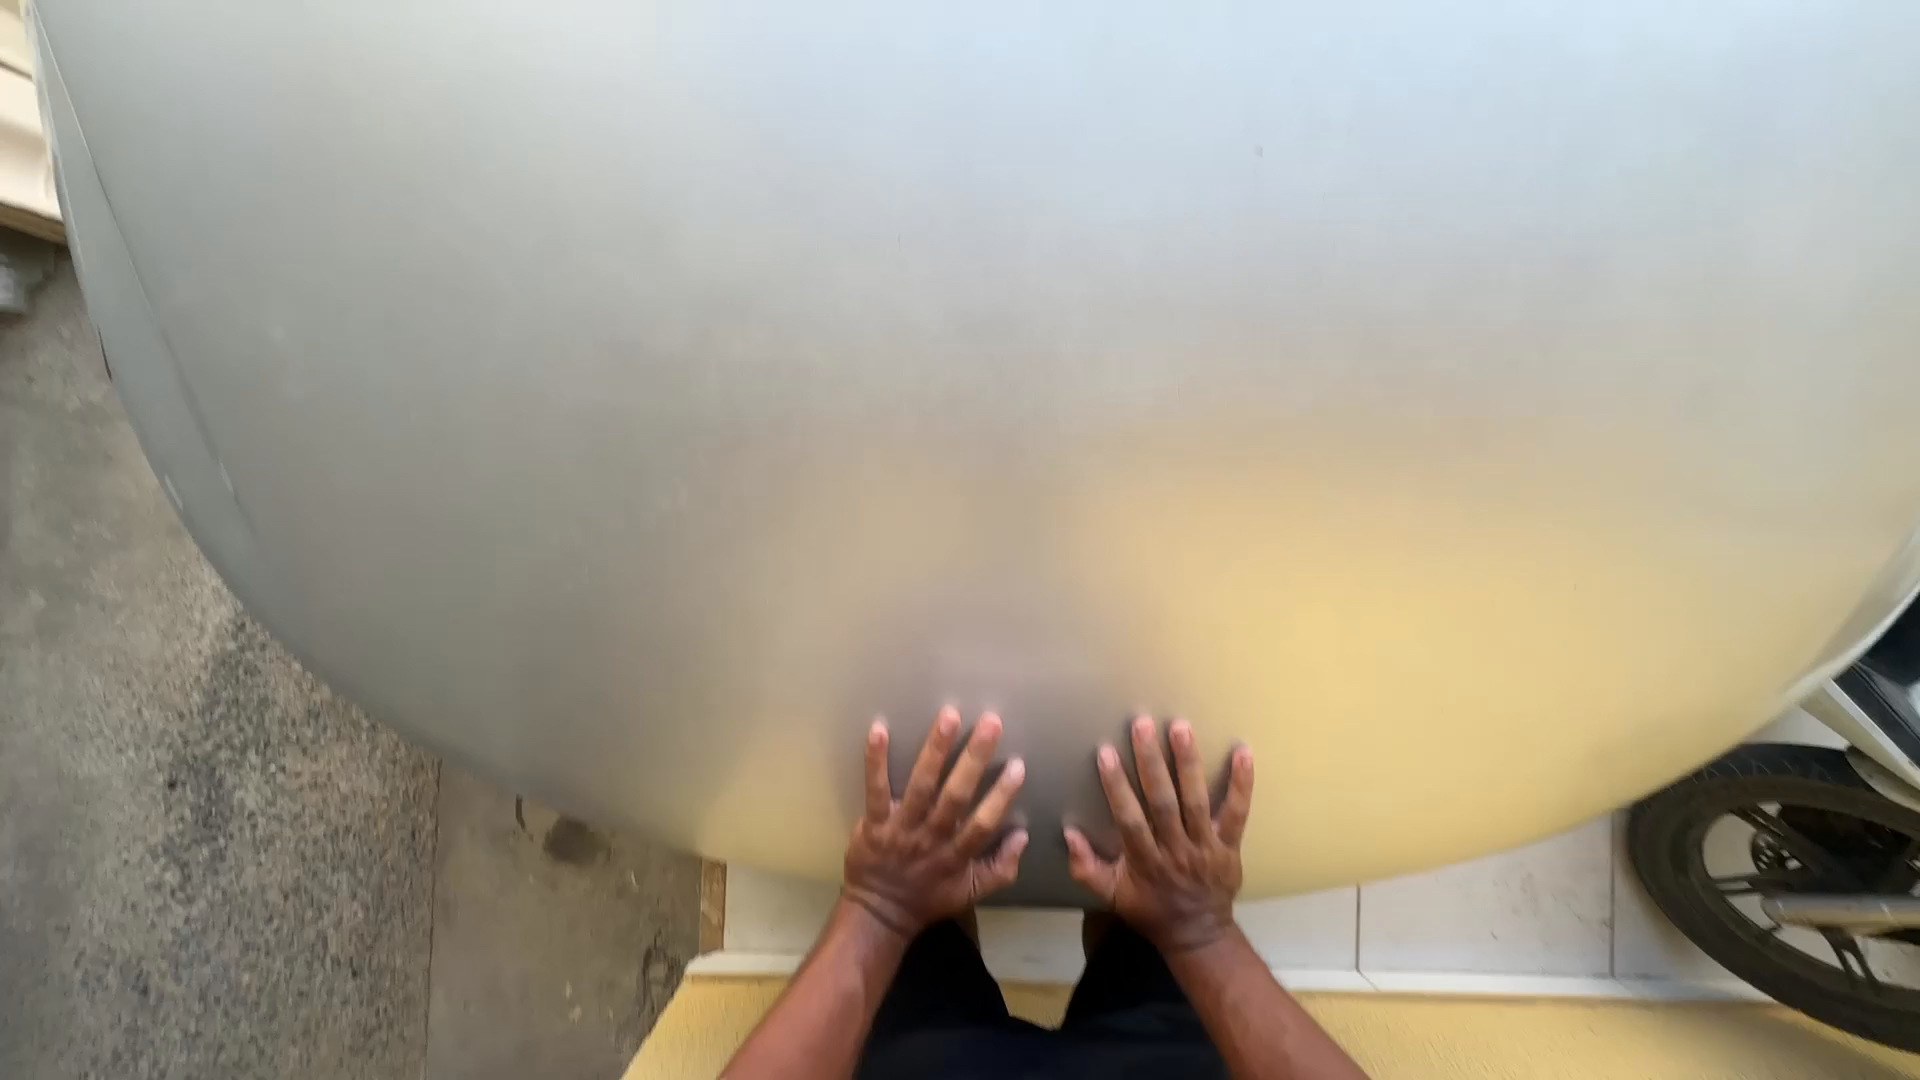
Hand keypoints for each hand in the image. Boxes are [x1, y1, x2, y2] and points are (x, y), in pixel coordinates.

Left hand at [842, 707, 1028, 937]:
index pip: (983, 822)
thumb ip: (1002, 868)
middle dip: (974, 758)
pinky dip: (876, 760)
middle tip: (991, 721)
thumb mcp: (971, 892)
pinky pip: (875, 789)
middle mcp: (931, 837)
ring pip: (920, 786)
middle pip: (955, 796)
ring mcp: (901, 828)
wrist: (879, 913)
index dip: (1001, 795)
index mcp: (957, 854)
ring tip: (948, 716)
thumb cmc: (929, 897)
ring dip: (935, 749)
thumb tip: (1023, 834)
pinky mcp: (873, 823)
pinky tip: (879, 729)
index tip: (1017, 764)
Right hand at [1064, 716, 1253, 952]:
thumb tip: (1069, 832)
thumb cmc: (1149, 909)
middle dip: (1152, 762)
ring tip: (1181, 727)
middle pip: (1164, 802)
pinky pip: (1238, 812)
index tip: (1106, 752)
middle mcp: (1176, 850)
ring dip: (1189, 762)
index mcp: (1145, 861)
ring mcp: (1206, 847)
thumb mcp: (1111, 896)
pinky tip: (1242, 753)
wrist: (1198, 935)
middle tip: (1142, 724)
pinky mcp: (1230, 845)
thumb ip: (1086, 867)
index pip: (1129, 818)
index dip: (1117, 786)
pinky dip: (1241, 783)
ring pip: (1197, 801)